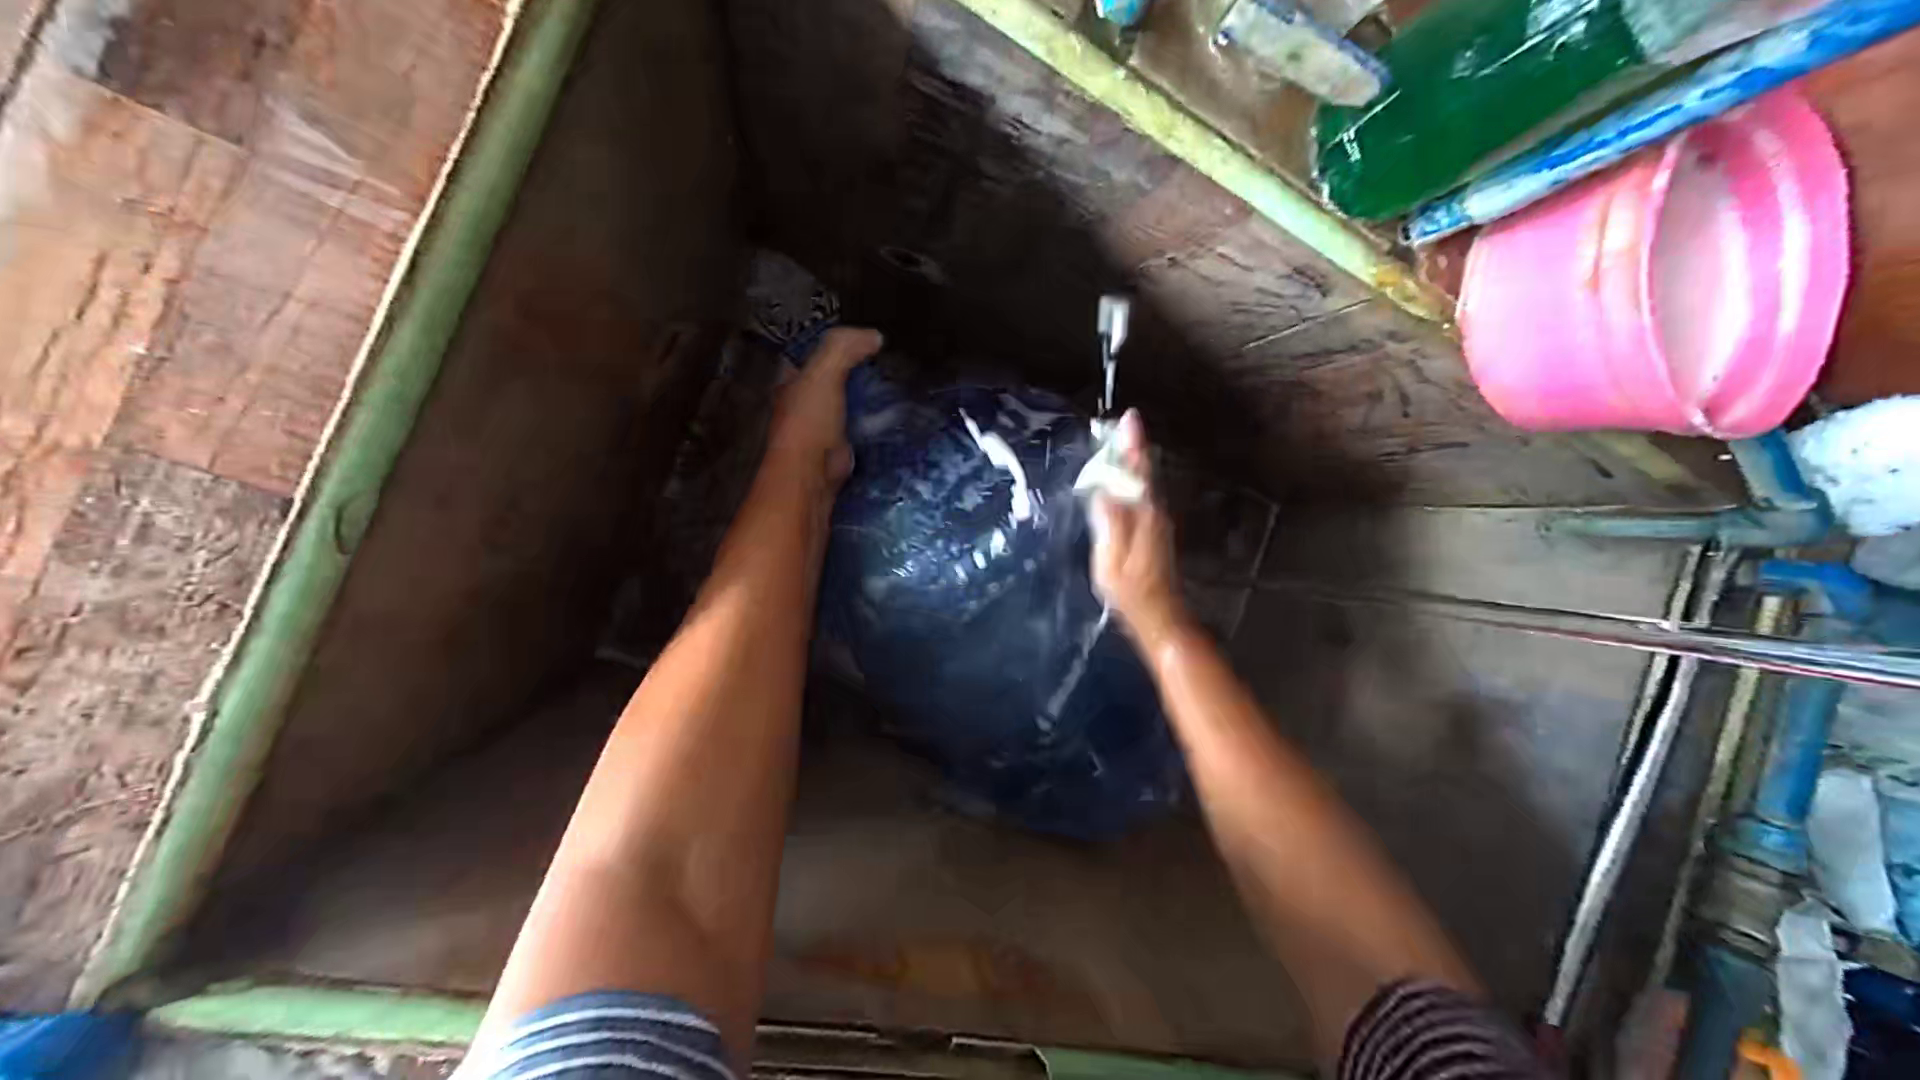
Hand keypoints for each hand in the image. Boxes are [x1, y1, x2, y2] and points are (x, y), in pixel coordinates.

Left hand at [764, 327, 881, 497]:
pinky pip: (860, 429)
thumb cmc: (810, 420)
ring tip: (894, 385)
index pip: (810, 356)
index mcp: (791, 383)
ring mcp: (822, 429)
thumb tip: (875, 336)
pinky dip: (874, 422)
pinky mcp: (840, 450)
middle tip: (884, 361)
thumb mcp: (824, 372)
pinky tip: (893, 415)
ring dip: (867, 397)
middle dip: (854, 372)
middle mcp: (803, 405)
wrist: (812, 474)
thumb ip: (845, 348)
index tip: (860, 340)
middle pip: (832, 380)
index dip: (832, 346)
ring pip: (847, 404)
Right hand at [1088, 409, 1189, 647]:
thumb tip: (1104, 492)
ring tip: (1118, 443)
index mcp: (1144, 516)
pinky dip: (1131, 480)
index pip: (1137, 472)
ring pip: (1143, 483)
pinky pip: (1141, 495)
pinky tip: (1120, 480)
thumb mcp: (1111, 561)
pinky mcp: (1154, 532)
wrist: (1160, 616)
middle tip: (1120, 424)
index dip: (1132, 445)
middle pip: (1143, 472)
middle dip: (1131, 447)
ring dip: (1132, 462)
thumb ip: (1110, 524)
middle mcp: (1154, 513)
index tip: (1129, 418)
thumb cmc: (1132, 593)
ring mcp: (1157, 523)